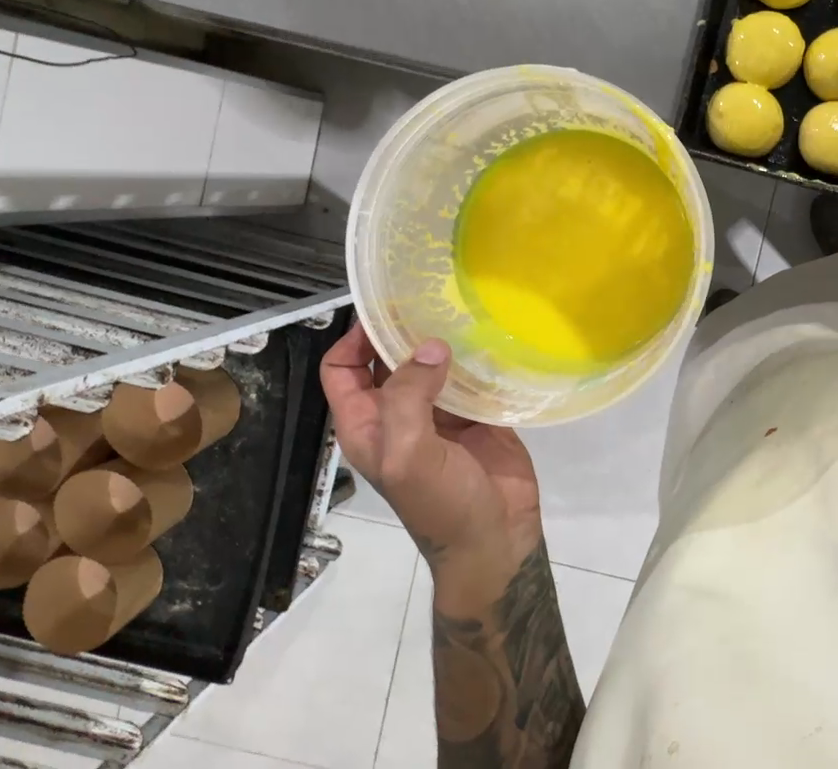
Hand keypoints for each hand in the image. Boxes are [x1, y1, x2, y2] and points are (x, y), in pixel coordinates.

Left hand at [321, 326, 542, 596]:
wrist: (495, 540)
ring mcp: (440, 416)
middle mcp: (399, 416)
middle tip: (430, 297)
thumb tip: (430, 347)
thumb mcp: (409, 455)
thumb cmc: (441, 505)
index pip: (342, 370)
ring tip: (464, 309)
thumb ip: (409, 398)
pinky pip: (473, 378)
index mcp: (368, 425)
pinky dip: (479, 358)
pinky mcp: (478, 417)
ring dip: (444, 341)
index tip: (384, 310)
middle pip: (389, 361)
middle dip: (403, 331)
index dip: (354, 339)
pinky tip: (493, 338)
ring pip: (433, 366)